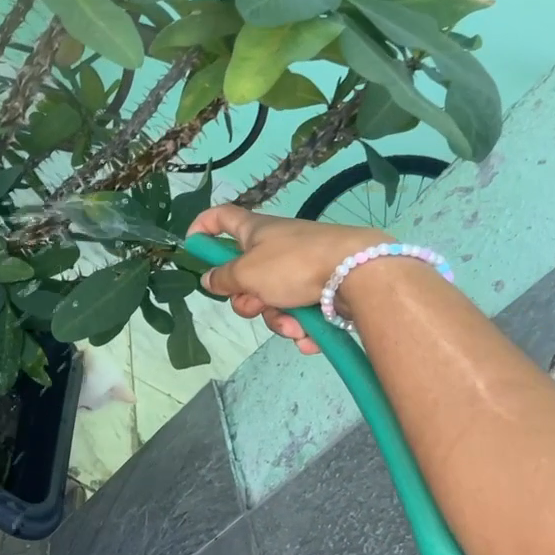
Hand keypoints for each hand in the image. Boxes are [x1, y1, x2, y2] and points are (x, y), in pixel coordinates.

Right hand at [184, 205, 390, 354]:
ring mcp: (303, 267)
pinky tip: (310, 338)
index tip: (192, 246)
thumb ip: (223, 278)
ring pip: (274, 298)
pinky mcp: (327, 288)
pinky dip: (303, 327)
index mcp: (255, 232)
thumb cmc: (294, 264)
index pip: (220, 217)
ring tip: (294, 327)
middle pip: (246, 274)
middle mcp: (278, 246)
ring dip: (278, 319)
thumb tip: (209, 280)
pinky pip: (302, 311)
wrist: (362, 273)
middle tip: (253, 306)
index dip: (202, 227)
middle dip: (245, 298)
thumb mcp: (246, 272)